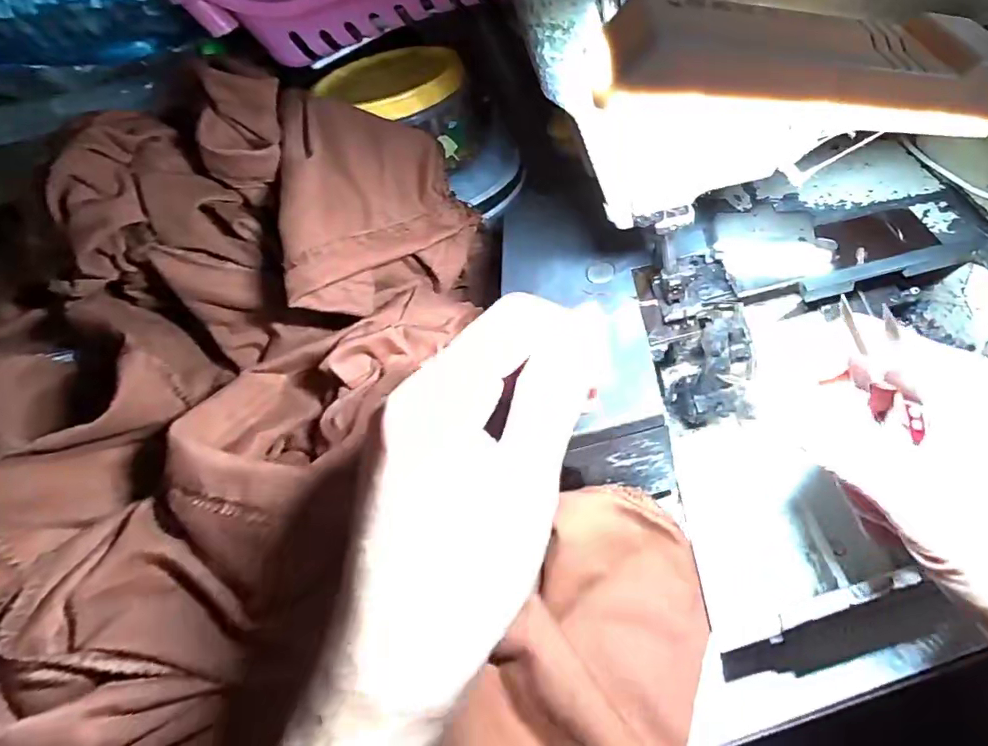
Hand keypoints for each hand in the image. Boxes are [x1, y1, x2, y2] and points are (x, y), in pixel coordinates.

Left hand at [292, 294, 594, 744]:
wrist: (390, 671)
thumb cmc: (470, 575)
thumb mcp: (528, 476)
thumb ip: (557, 387)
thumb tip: (589, 319)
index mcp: (434, 395)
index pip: (518, 317)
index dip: (571, 336)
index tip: (597, 385)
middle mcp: (408, 393)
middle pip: (499, 335)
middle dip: (555, 356)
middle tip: (587, 406)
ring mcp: (400, 419)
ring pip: (487, 362)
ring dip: (537, 379)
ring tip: (565, 422)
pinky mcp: (404, 444)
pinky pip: (468, 393)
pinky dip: (509, 402)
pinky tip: (527, 438)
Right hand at [761, 313, 987, 677]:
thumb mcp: (912, 495)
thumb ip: (841, 445)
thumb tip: (790, 407)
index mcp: (962, 383)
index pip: (876, 346)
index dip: (824, 363)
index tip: (784, 386)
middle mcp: (971, 400)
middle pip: (882, 390)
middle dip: (853, 432)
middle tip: (845, 473)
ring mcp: (977, 438)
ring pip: (894, 432)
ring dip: (873, 469)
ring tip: (881, 513)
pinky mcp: (976, 476)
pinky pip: (915, 462)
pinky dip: (896, 488)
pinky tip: (901, 526)